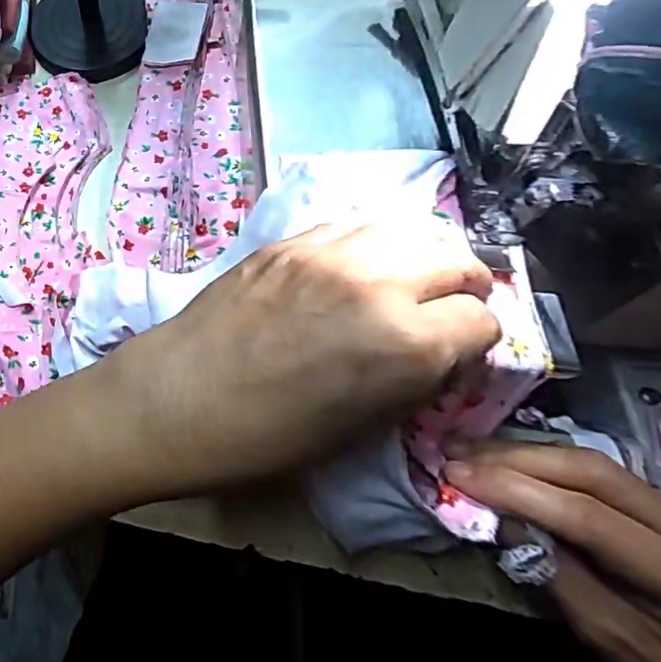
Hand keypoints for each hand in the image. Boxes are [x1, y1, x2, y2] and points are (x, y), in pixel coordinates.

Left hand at [101, 222, 499, 496]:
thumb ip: (413, 377)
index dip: (477, 340)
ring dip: (416, 252)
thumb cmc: (266, 435)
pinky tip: (353, 266)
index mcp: (405, 340)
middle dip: (463, 283)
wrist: (178, 396)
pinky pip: (346, 226)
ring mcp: (323, 253)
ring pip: (401, 227)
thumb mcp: (362, 424)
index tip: (459, 352)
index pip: (482, 319)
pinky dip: (364, 243)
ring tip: (405, 278)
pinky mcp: (284, 242)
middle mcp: (373, 281)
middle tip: (446, 307)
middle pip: (453, 256)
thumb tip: (439, 351)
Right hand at [445, 442, 660, 661]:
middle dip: (517, 458)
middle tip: (456, 453)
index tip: (455, 476)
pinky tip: (516, 465)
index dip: (518, 490)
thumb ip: (559, 574)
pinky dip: (553, 469)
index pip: (595, 519)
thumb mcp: (615, 645)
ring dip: (529, 455)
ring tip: (472, 451)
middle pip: (598, 475)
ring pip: (602, 466)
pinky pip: (610, 480)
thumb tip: (498, 512)